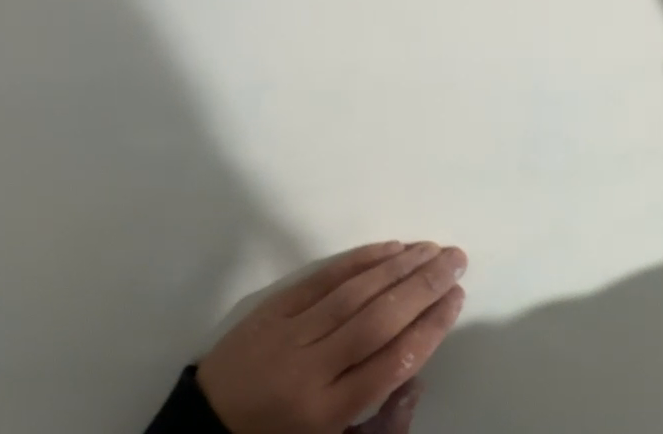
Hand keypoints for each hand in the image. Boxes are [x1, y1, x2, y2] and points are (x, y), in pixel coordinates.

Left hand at [198, 241, 467, 433]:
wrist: (205, 427)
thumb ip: (382, 420)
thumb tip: (418, 377)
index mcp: (329, 412)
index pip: (394, 361)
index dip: (431, 325)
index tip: (457, 297)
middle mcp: (312, 369)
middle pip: (379, 319)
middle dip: (424, 286)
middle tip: (456, 258)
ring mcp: (290, 334)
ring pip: (354, 292)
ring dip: (399, 266)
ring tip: (432, 248)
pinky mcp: (273, 308)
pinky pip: (323, 278)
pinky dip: (360, 260)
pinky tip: (390, 247)